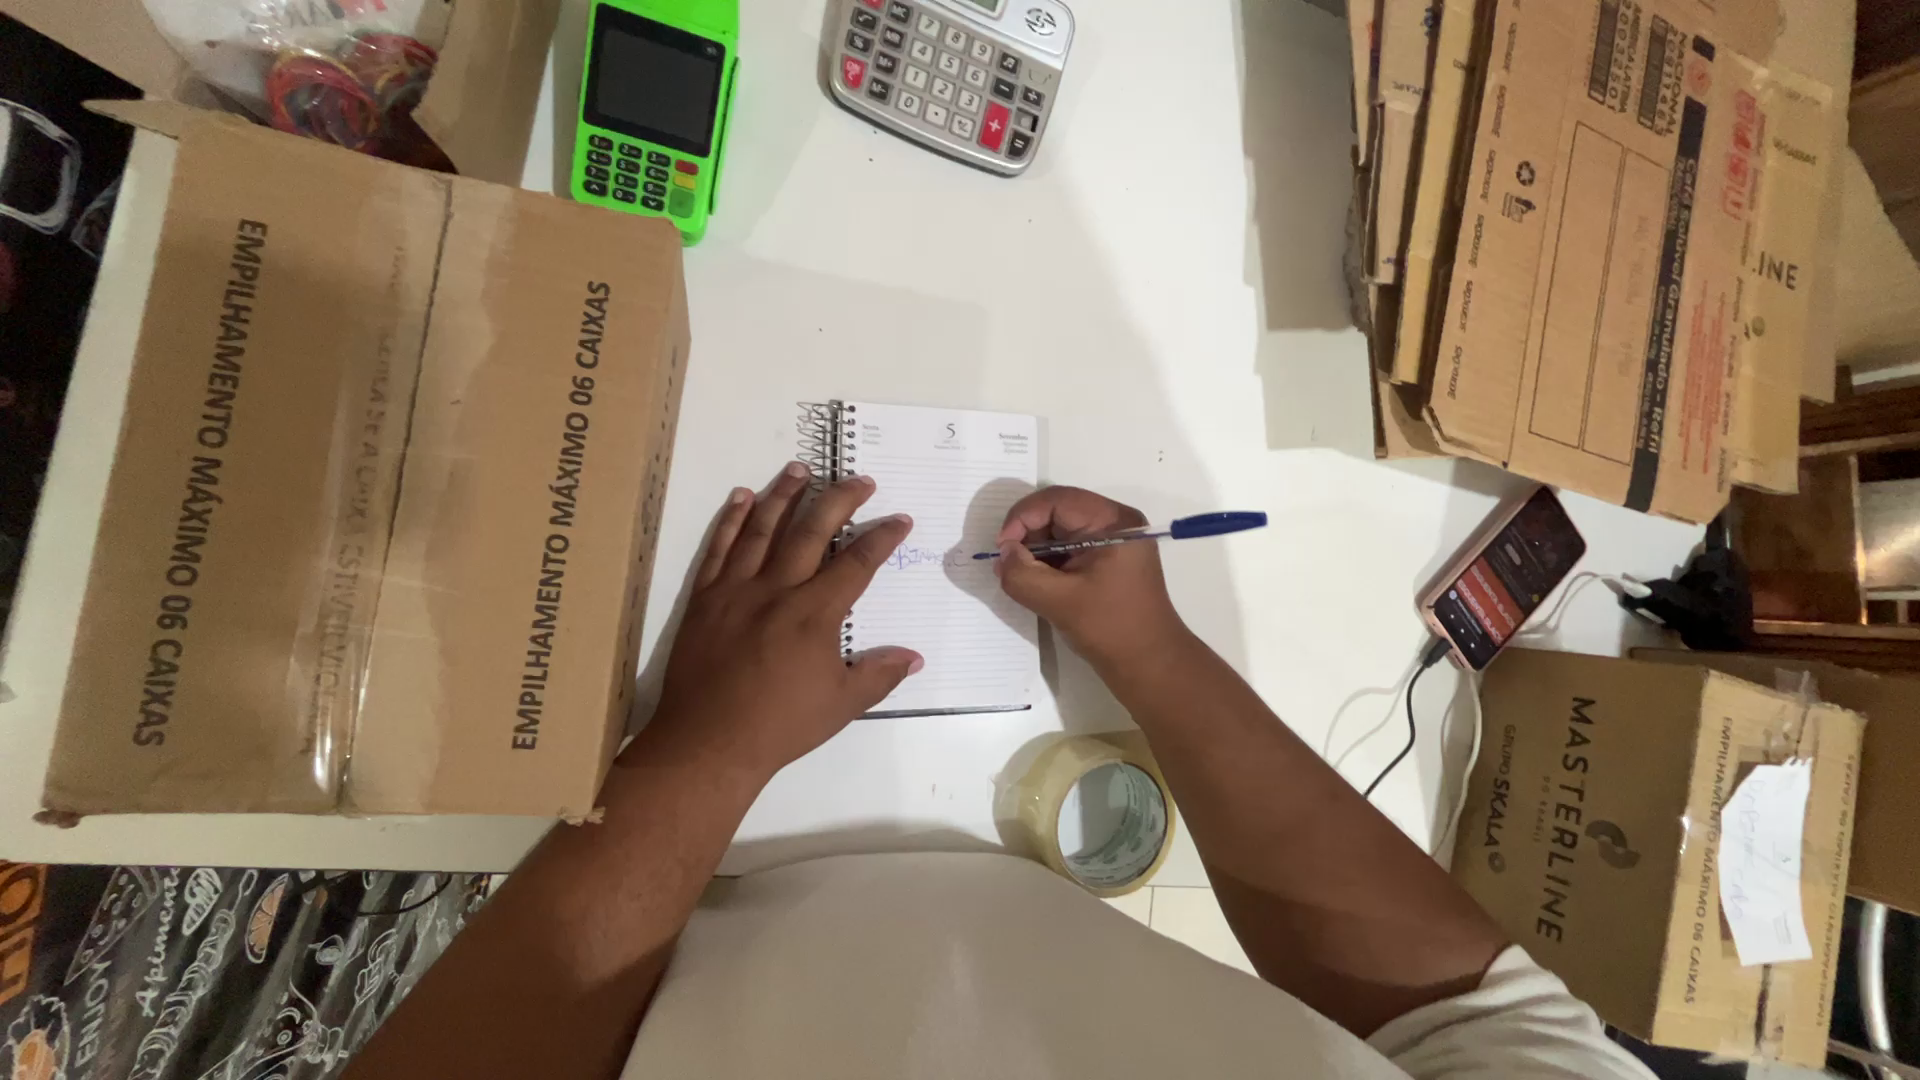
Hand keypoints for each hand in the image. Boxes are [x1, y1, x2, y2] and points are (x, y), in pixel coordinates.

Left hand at [642, 463, 921, 781]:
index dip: (882, 537)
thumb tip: (914, 656)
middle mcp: (777, 590)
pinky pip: (720, 547)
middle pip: (812, 531)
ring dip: (785, 494)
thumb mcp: (841, 705)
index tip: (900, 519)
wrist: (708, 742)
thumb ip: (879, 675)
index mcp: (815, 614)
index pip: (857, 563)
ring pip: (763, 528)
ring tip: (802, 468)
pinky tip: (743, 496)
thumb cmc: (780, 726)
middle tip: (859, 479)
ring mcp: (737, 590)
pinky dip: (732, 519)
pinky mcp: (705, 598)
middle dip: (840, 500)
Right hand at [994, 486, 1187, 667]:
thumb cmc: (1111, 629)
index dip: (1022, 518)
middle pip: (1057, 512)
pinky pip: (1069, 547)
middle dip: (1027, 535)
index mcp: (1112, 522)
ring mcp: (1112, 541)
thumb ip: (1022, 574)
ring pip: (1060, 530)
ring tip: (1020, 577)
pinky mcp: (1107, 560)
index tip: (1002, 549)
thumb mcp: (1058, 602)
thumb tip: (1003, 554)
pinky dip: (1048, 561)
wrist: (1150, 664)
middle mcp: (1115, 523)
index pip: (1056, 500)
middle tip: (1008, 564)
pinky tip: (1036, 583)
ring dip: (1036, 550)